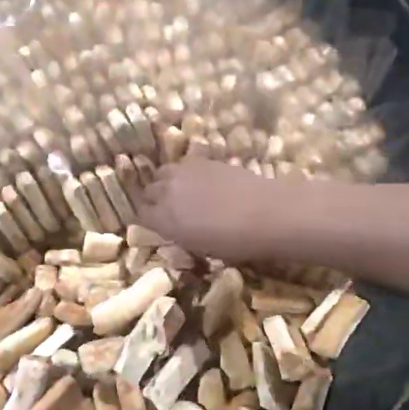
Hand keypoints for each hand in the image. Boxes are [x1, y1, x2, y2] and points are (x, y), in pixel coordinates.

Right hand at [138, 160, 296, 262]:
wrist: (267, 214)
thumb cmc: (236, 243)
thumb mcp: (202, 249)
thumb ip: (182, 235)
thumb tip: (176, 229)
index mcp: (163, 219)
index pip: (141, 216)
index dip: (149, 221)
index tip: (158, 226)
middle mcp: (167, 191)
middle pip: (150, 191)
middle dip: (156, 200)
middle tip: (171, 210)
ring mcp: (184, 172)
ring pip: (163, 173)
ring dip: (167, 183)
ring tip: (182, 193)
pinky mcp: (203, 160)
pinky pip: (183, 165)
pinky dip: (186, 174)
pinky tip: (201, 183)